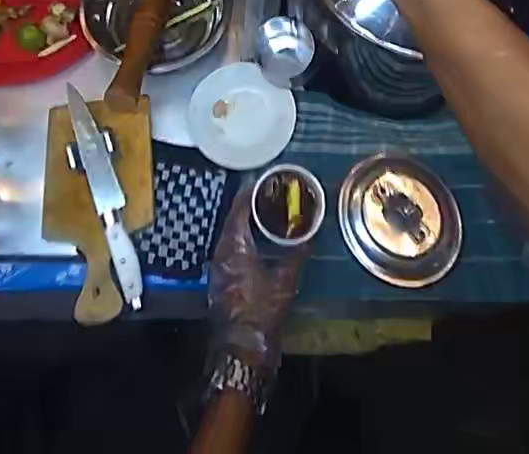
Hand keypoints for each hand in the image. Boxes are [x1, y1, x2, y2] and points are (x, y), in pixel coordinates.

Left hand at [207, 183, 307, 383]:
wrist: (242, 348)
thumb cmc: (261, 312)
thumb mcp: (283, 283)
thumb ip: (295, 257)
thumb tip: (308, 238)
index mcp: (232, 245)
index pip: (239, 209)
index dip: (250, 193)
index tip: (262, 181)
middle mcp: (221, 250)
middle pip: (233, 219)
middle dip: (249, 206)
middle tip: (268, 195)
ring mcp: (220, 265)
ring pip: (232, 234)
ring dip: (247, 223)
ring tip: (267, 214)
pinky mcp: (223, 278)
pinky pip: (232, 248)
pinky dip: (245, 239)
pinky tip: (260, 242)